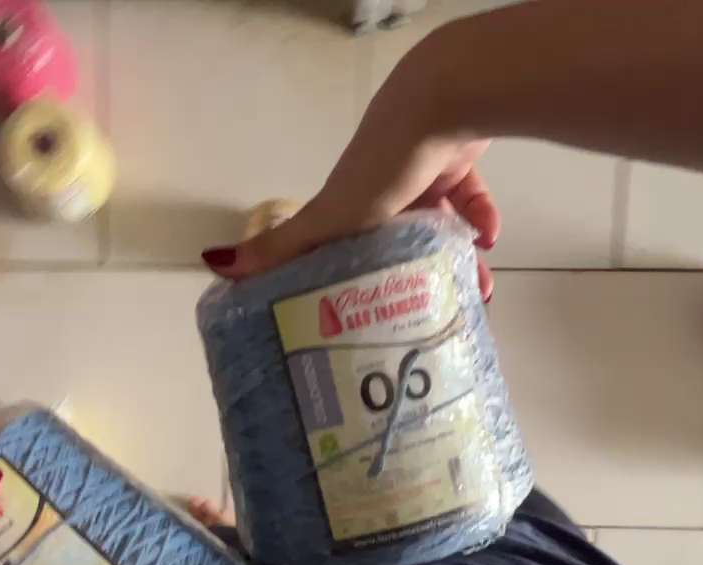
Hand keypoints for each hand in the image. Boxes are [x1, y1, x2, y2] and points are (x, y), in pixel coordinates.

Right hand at [200, 102, 499, 299]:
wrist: (443, 102)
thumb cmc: (379, 166)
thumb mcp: (325, 217)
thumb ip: (280, 247)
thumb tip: (212, 262)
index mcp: (345, 206)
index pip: (340, 253)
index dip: (350, 287)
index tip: (369, 323)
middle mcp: (379, 194)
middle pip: (393, 249)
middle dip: (411, 285)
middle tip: (430, 317)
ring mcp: (418, 177)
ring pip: (437, 231)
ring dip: (455, 262)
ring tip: (473, 293)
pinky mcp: (455, 160)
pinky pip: (469, 200)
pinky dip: (479, 220)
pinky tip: (489, 241)